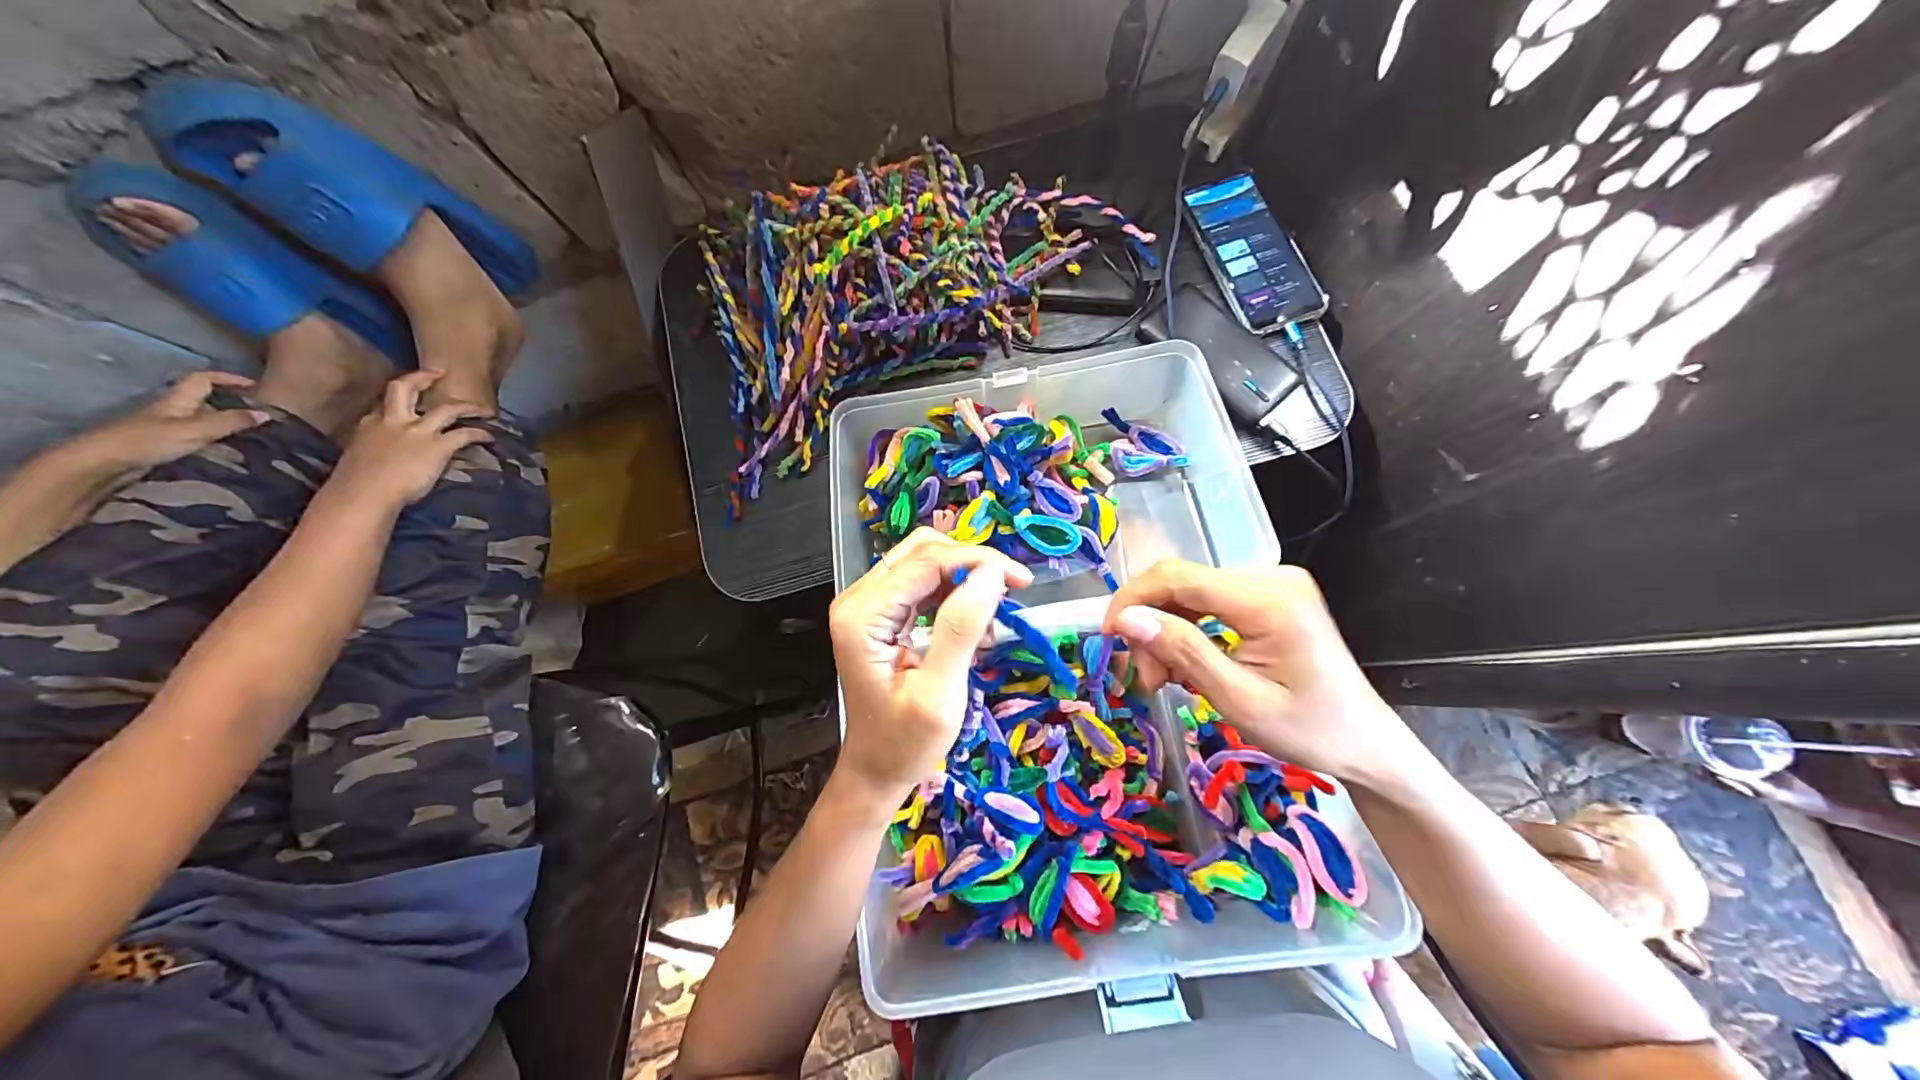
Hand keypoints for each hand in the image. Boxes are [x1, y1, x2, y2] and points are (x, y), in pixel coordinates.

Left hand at [77, 371, 268, 472]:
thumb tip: (266, 414)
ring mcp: (168, 426)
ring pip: (204, 417)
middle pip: (206, 398)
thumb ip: (231, 422)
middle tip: (262, 413)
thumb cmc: (148, 440)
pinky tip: (232, 448)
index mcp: (178, 399)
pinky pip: (200, 434)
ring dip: (227, 421)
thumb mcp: (196, 429)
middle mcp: (173, 408)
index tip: (256, 385)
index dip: (229, 378)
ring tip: (256, 432)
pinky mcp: (166, 443)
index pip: (204, 379)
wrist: (104, 463)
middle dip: (233, 401)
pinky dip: (218, 437)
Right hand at [324, 371, 491, 509]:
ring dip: (467, 407)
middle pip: (405, 389)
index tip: (409, 397)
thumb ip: (373, 449)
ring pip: (447, 409)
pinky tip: (489, 436)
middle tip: (438, 372)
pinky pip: (464, 434)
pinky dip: (479, 433)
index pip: (384, 404)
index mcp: (370, 425)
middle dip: (421, 377)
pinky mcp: (438, 446)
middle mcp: (394, 421)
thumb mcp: (359, 457)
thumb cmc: (358, 483)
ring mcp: (417, 432)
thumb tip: (384, 457)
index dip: (399, 400)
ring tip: (485, 410)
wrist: (366, 493)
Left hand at [829, 528, 1034, 804]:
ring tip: (996, 603)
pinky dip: (953, 588)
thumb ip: (961, 627)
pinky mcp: (879, 613)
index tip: (1021, 580)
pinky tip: (975, 614)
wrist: (876, 769)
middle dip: (972, 561)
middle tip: (1013, 587)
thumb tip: (991, 573)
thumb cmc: (905, 743)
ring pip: (923, 559)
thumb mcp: (939, 693)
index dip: (977, 560)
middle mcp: (858, 599)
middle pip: (922, 551)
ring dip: (965, 573)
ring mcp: (866, 604)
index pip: (926, 561)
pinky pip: (921, 581)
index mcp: (863, 616)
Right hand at [1101, 560, 1422, 789]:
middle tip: (1147, 680)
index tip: (1108, 637)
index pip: (1179, 576)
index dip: (1133, 599)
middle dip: (1152, 627)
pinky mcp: (1270, 597)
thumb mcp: (1238, 700)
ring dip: (1167, 633)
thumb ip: (1182, 651)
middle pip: (1182, 585)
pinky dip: (1188, 632)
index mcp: (1269, 599)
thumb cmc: (1309, 731)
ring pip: (1190, 594)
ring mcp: (1273, 584)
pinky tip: (1187, 664)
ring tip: (1166, 679)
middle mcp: (1271, 577)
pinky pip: (1210, 603)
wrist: (1365, 744)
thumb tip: (1126, 618)